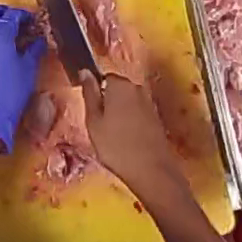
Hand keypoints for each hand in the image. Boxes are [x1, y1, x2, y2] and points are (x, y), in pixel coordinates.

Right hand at [78, 71, 182, 193]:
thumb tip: (85, 72)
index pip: (103, 77)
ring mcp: (149, 103)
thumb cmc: (115, 145)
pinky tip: (125, 139)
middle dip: (108, 101)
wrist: (150, 169)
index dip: (95, 92)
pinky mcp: (156, 118)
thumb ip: (89, 93)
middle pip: (117, 88)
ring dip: (119, 112)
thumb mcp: (93, 120)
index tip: (91, 110)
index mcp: (120, 85)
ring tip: (111, 134)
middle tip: (99, 124)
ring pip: (128, 102)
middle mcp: (137, 88)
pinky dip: (130, 122)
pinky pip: (137, 113)